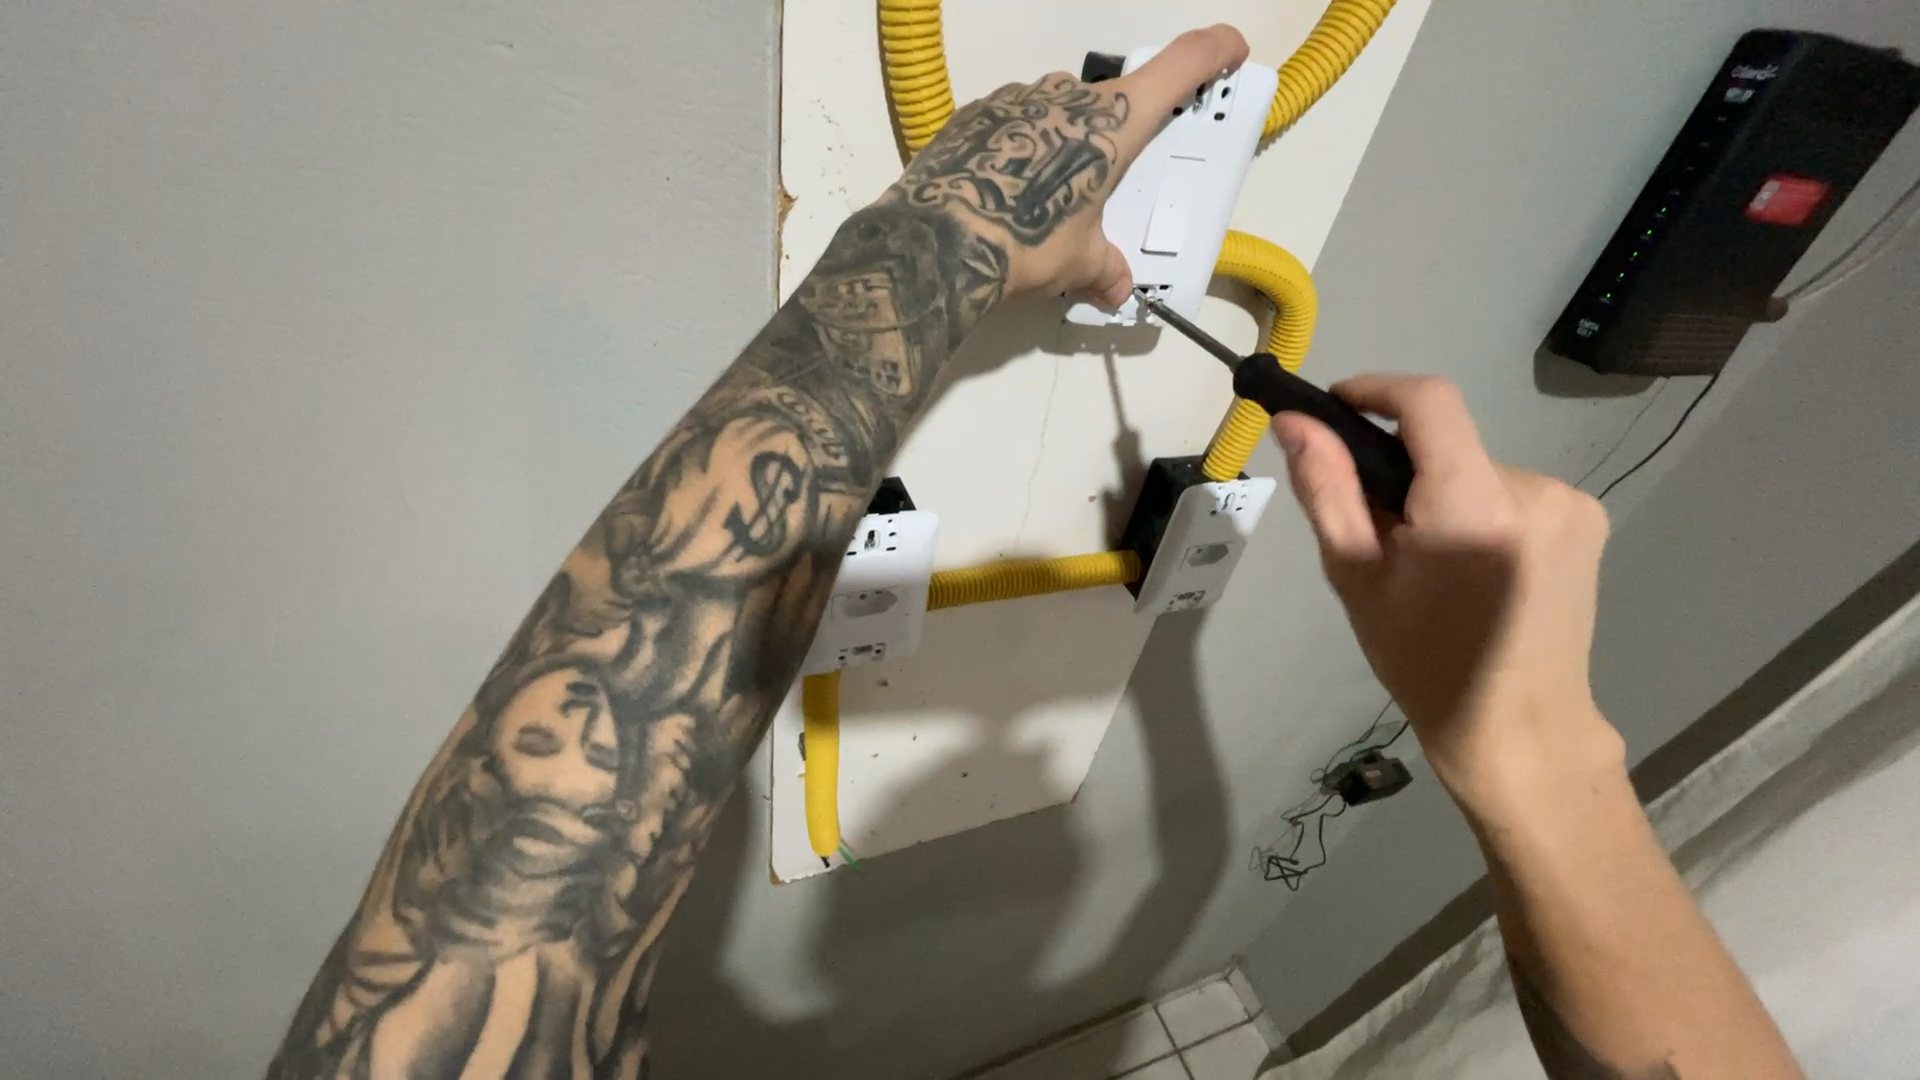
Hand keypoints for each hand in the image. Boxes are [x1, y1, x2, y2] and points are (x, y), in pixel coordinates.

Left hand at [890, 25, 1249, 307]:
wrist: (939, 244)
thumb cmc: (1027, 243)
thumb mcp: (1078, 264)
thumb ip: (1105, 271)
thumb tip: (1116, 292)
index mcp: (1112, 123)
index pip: (1179, 66)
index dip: (1213, 52)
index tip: (1229, 49)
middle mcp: (1067, 95)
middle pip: (1107, 101)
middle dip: (1109, 136)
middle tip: (1095, 185)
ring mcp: (1016, 99)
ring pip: (1053, 108)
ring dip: (1058, 141)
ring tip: (1040, 197)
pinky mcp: (972, 115)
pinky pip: (1009, 123)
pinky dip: (1016, 147)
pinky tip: (1001, 188)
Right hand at [1273, 376, 1623, 809]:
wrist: (1516, 724)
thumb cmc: (1420, 657)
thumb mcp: (1354, 574)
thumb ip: (1325, 489)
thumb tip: (1294, 423)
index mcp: (1473, 507)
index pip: (1429, 402)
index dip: (1376, 388)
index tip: (1335, 405)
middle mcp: (1536, 490)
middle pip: (1446, 443)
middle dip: (1400, 467)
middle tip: (1374, 527)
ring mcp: (1572, 504)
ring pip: (1474, 468)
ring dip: (1437, 490)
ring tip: (1421, 555)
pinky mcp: (1587, 518)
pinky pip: (1507, 489)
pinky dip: (1472, 506)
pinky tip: (1464, 560)